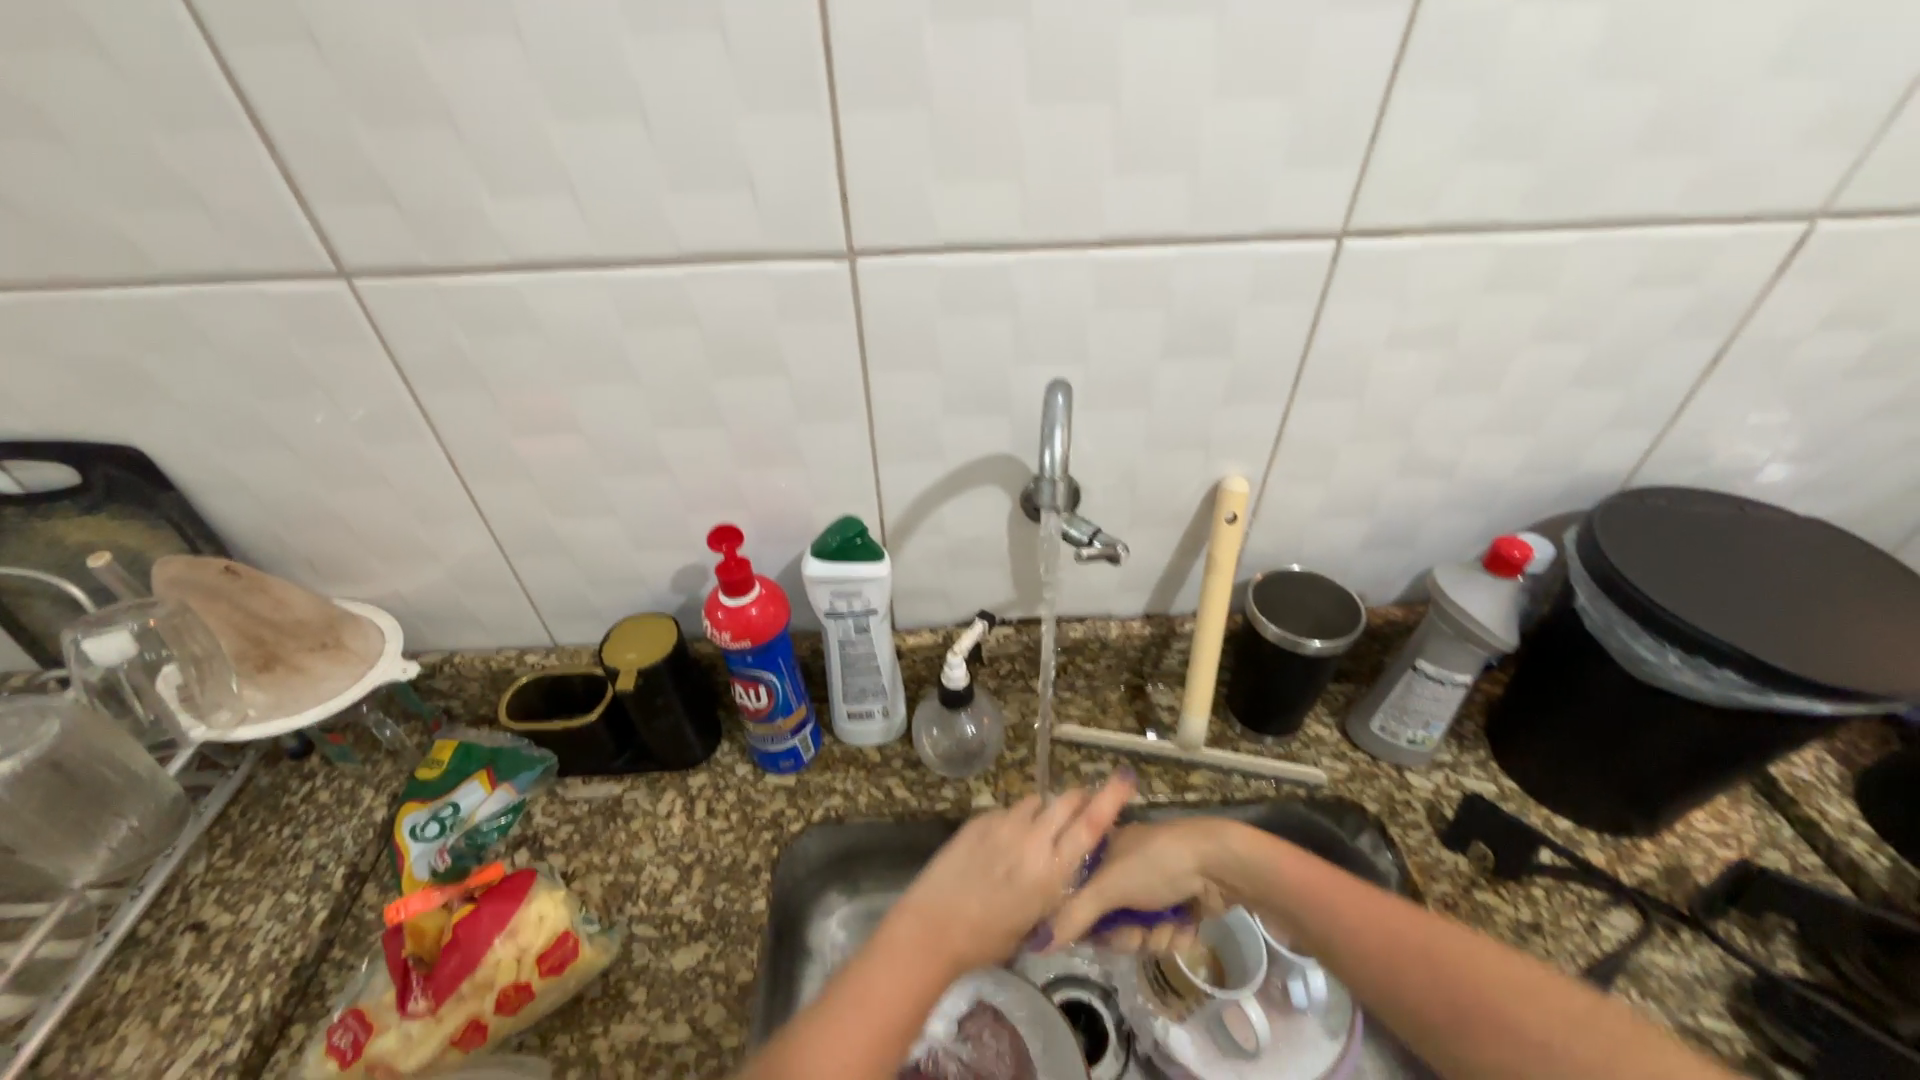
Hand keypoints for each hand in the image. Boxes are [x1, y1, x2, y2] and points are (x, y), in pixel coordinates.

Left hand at [886, 774, 1135, 976]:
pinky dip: (1015, 820)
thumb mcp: (1035, 923)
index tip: (1125, 778)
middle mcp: (1032, 840)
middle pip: (1065, 800)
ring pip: (1035, 802)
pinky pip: (1008, 811)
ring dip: (1045, 810)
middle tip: (1081, 806)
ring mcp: (1003, 825)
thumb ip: (1055, 894)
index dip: (1110, 798)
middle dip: (1078, 798)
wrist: (932, 927)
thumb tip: (1065, 877)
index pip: (1090, 824)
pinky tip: (1004, 842)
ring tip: (1039, 829)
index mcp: (1052, 871)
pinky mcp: (978, 820)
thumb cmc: (987, 939)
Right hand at [1046, 817, 1243, 952]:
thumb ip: (1074, 917)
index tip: (1091, 933)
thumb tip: (1036, 944)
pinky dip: (1174, 935)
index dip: (1083, 920)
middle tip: (1136, 932)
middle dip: (1126, 934)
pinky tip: (1186, 925)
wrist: (1218, 863)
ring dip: (1154, 937)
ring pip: (1138, 933)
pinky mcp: (1178, 905)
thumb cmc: (1157, 863)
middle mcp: (1123, 870)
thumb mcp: (1109, 887)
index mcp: (1101, 854)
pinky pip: (1164, 934)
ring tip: (1168, 925)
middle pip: (1109, 922)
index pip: (1077, 895)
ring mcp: (1152, 888)